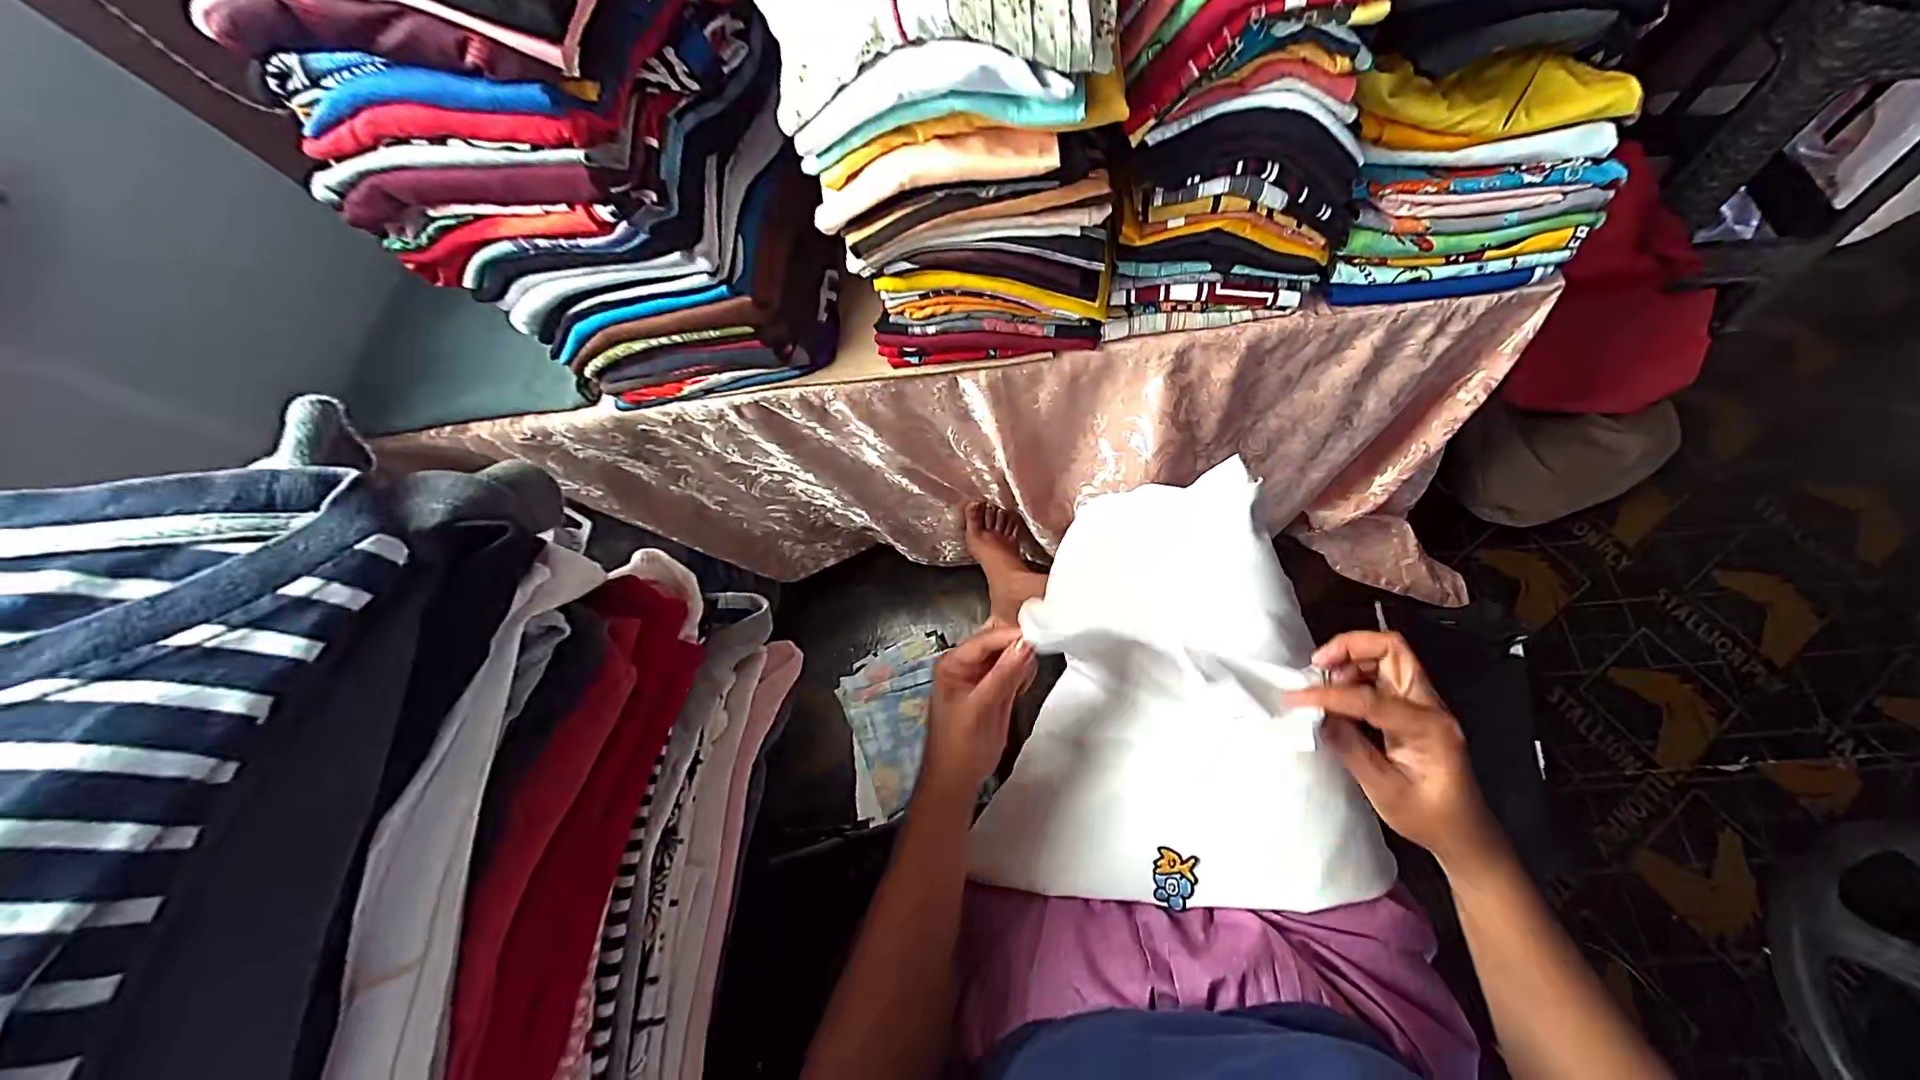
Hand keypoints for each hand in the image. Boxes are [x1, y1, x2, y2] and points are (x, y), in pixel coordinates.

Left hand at [918, 627, 1035, 809]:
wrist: (957, 779)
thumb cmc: (958, 748)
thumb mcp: (981, 708)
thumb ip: (1003, 675)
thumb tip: (1025, 646)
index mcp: (952, 663)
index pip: (986, 639)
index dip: (1011, 636)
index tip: (1038, 635)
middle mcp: (965, 664)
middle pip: (997, 641)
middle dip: (1018, 645)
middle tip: (1039, 650)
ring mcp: (980, 676)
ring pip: (1007, 654)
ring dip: (1022, 659)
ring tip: (1028, 673)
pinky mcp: (994, 688)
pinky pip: (1012, 670)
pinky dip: (1022, 672)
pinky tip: (1025, 682)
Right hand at [1286, 631, 1502, 870]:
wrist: (1465, 834)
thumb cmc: (1430, 818)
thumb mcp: (1385, 791)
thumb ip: (1351, 749)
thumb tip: (1319, 718)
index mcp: (1429, 728)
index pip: (1370, 697)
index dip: (1329, 694)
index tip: (1296, 698)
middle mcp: (1430, 707)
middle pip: (1393, 649)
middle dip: (1350, 647)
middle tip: (1317, 665)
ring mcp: (1424, 705)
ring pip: (1388, 655)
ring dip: (1351, 657)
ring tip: (1324, 680)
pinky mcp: (1413, 708)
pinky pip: (1384, 673)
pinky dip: (1355, 671)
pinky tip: (1338, 691)